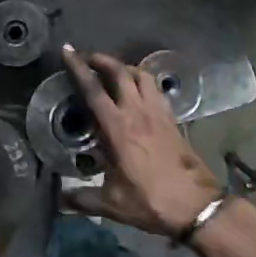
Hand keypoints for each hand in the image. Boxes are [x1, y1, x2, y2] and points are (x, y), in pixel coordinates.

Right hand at [60, 45, 223, 235]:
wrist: (196, 205)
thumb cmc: (151, 201)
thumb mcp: (112, 204)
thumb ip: (82, 200)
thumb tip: (59, 200)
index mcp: (118, 128)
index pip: (94, 90)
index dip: (79, 68)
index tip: (68, 51)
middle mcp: (138, 112)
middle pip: (120, 72)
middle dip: (102, 59)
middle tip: (87, 58)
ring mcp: (158, 112)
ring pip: (142, 75)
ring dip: (125, 66)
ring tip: (113, 71)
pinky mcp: (172, 118)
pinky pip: (156, 89)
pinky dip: (144, 81)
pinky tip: (138, 90)